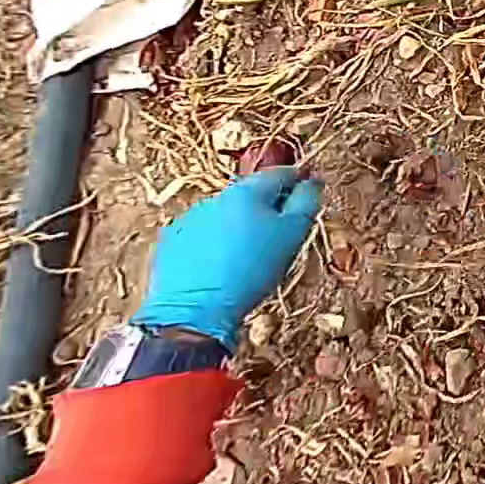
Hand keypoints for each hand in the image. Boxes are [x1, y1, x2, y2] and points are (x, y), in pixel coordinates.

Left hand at [132, 168, 321, 349]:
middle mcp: (216, 198)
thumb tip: (312, 181)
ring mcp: (190, 219)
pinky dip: (222, 238)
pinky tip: (229, 260)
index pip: (282, 173)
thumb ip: (307, 200)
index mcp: (247, 192)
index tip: (310, 195)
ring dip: (246, 221)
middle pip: (254, 192)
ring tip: (256, 249)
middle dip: (272, 204)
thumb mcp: (294, 232)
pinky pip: (207, 230)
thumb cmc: (254, 268)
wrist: (195, 310)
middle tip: (286, 229)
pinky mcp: (173, 242)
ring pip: (230, 211)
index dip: (301, 181)